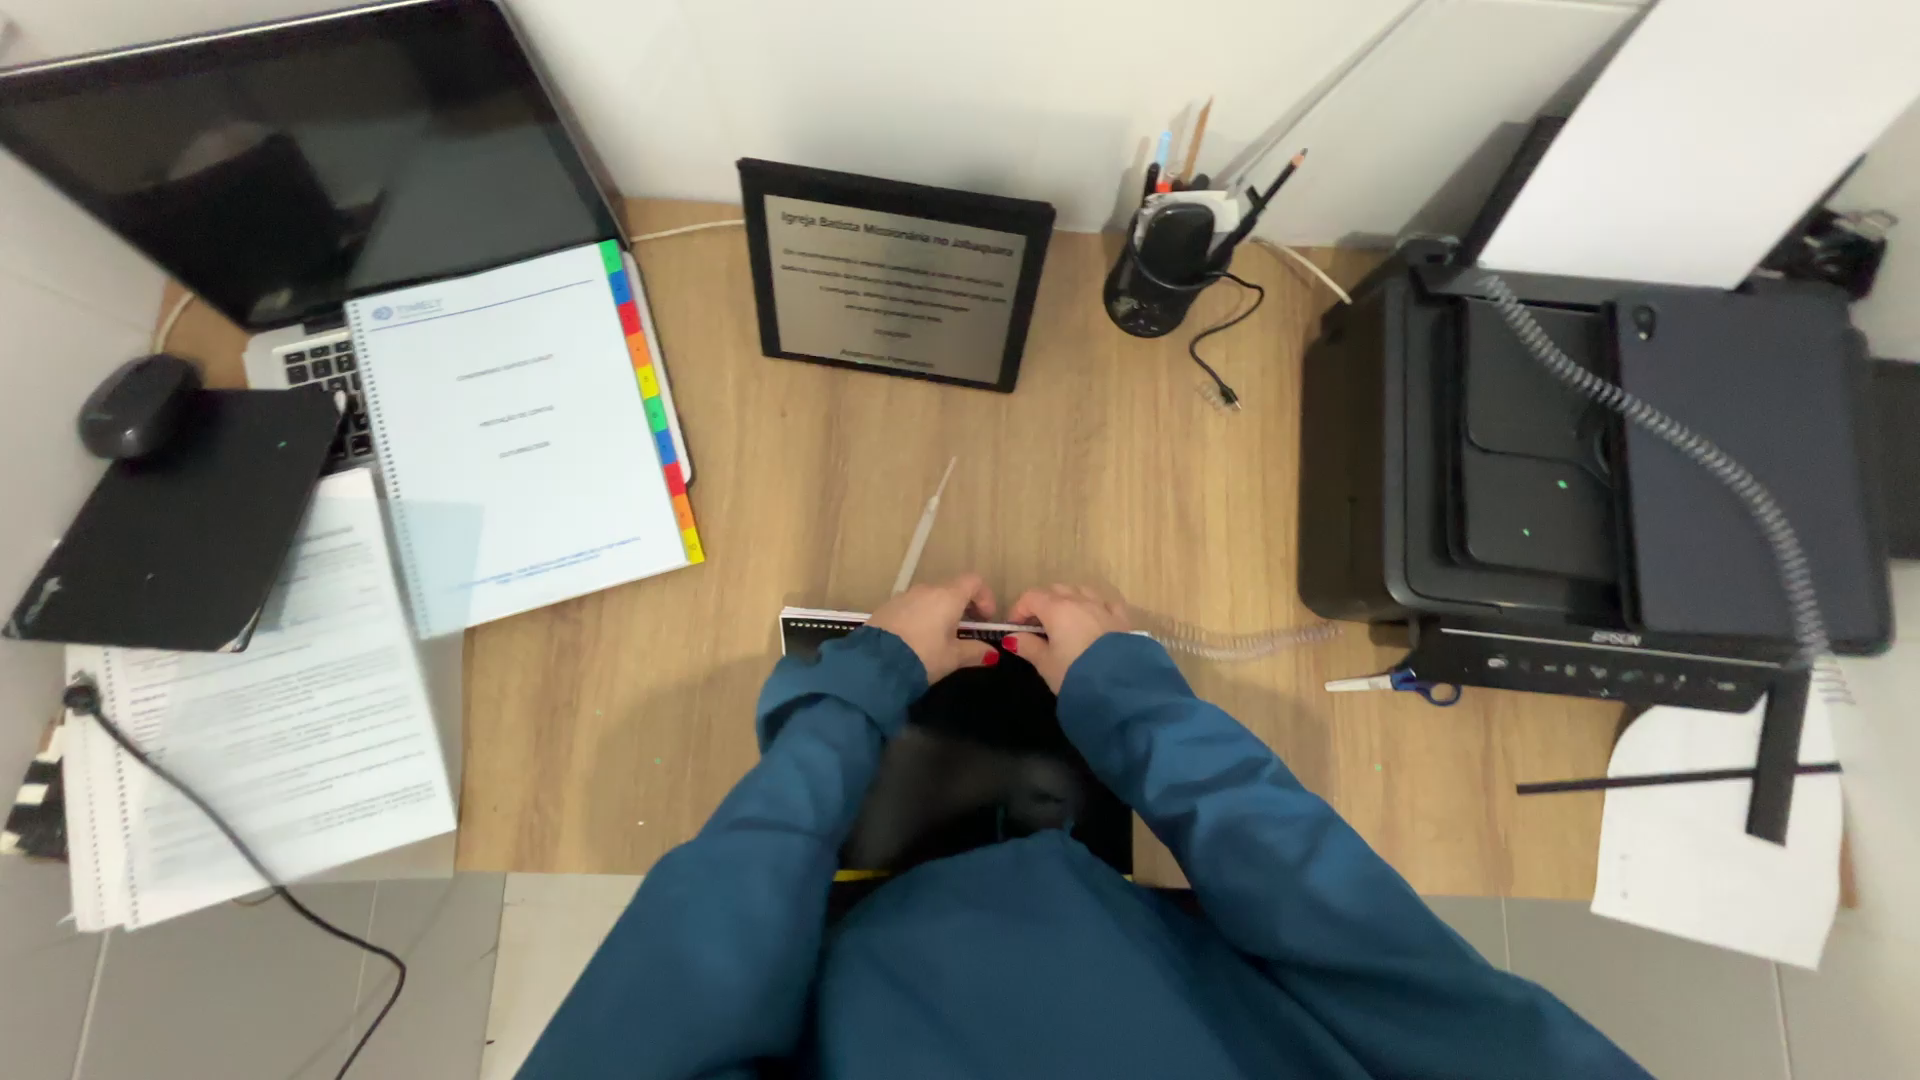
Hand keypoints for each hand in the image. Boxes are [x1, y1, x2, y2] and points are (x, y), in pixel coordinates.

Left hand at [867, 574, 1000, 684]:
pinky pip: (911, 606)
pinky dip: (921, 616)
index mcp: (947, 596)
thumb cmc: (922, 657)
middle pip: (951, 589)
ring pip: (930, 597)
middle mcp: (925, 590)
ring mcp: (903, 597)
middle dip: (963, 606)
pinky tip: (917, 639)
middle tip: (967, 631)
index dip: (985, 597)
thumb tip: (992, 654)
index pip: (973, 581)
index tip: (985, 620)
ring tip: (940, 638)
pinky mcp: (886, 607)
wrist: (874, 664)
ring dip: (940, 611)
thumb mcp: (952, 658)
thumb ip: (975, 652)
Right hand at [1003, 585, 1132, 693]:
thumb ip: (1028, 646)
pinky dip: (1096, 607)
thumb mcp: (1046, 664)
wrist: (1120, 688)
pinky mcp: (1122, 620)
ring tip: (1065, 622)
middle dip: (1042, 604)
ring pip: (1081, 591)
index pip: (1031, 597)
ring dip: (1069, 601)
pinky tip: (1094, 619)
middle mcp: (1080, 601)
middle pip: (1055, 590)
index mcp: (1057, 609)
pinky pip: (1106, 603)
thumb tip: (1012, 638)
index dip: (1019, 610)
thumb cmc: (1075, 674)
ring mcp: (1103, 608)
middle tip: (1037, 627)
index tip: (1014, 629)